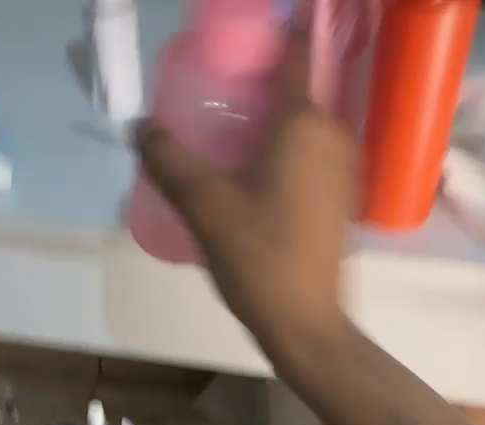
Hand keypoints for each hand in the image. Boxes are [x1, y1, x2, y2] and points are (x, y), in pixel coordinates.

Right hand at [132, 25, 356, 359]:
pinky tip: (254, 176)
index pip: (297, 51)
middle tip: (218, 96)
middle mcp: (334, 136)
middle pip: (299, 89)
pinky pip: (312, 157)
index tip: (238, 46)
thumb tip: (140, 128)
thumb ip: (170, 162)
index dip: (272, 38)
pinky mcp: (341, 202)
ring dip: (273, 123)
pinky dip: (286, 154)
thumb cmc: (260, 261)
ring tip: (230, 135)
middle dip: (262, 86)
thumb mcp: (206, 209)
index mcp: (305, 123)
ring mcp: (344, 171)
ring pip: (306, 126)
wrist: (306, 326)